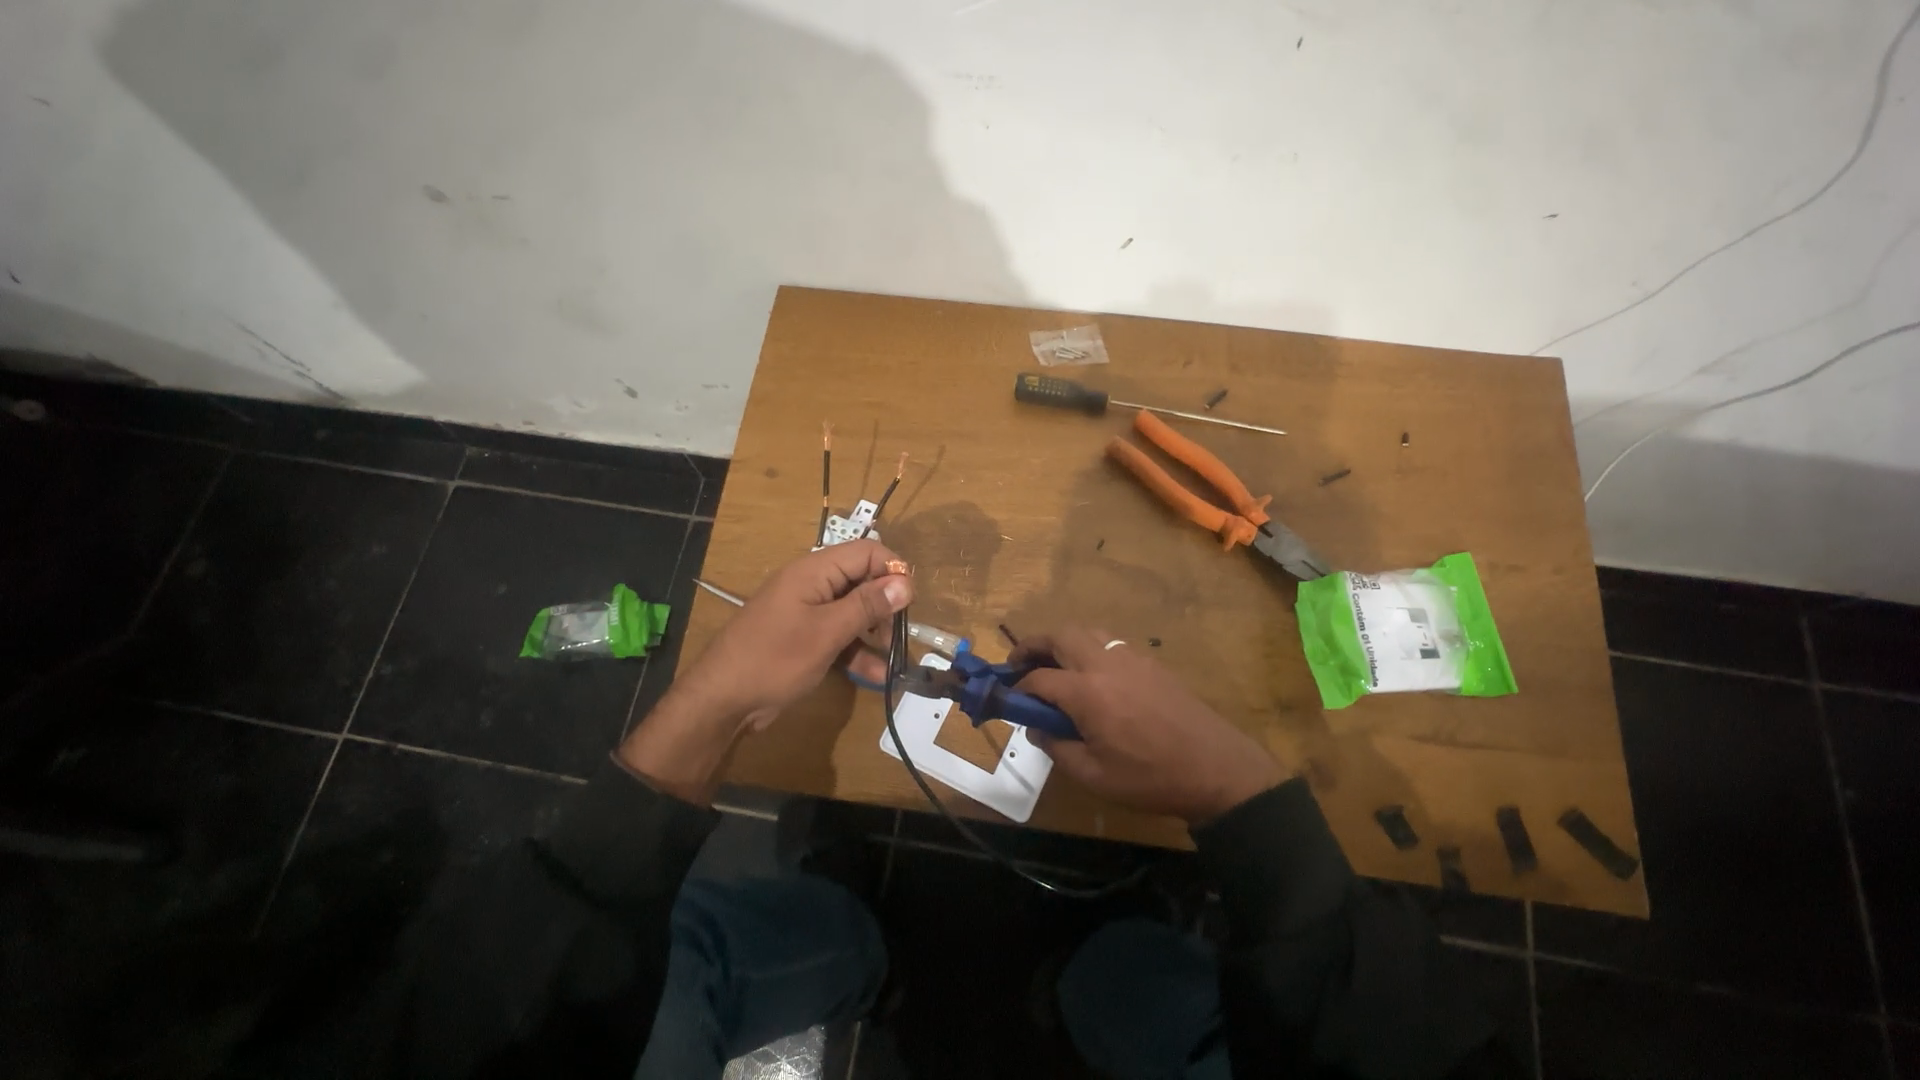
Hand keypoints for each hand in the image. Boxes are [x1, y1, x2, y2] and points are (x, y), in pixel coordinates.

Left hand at [617, 540, 912, 802]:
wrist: (723, 699)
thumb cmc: (774, 659)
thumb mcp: (827, 632)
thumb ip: (867, 606)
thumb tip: (905, 582)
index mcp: (814, 571)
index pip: (865, 552)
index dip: (892, 570)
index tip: (910, 602)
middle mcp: (812, 586)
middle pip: (862, 581)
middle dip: (886, 605)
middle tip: (900, 635)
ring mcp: (807, 614)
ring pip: (853, 613)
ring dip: (875, 634)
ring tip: (894, 660)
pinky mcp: (804, 640)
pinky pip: (839, 637)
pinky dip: (857, 652)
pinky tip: (877, 676)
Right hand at [1013, 628, 1289, 824]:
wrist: (1216, 768)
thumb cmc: (1150, 778)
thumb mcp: (1094, 776)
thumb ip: (1057, 748)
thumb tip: (1036, 728)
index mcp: (1087, 693)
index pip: (1038, 679)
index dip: (1016, 689)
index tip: (1007, 700)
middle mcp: (1105, 664)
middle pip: (1059, 636)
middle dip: (1032, 646)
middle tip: (1019, 667)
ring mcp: (1131, 658)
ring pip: (1086, 632)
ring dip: (1062, 643)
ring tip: (1053, 668)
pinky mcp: (1150, 663)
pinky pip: (1109, 642)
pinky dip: (1089, 648)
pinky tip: (1091, 677)